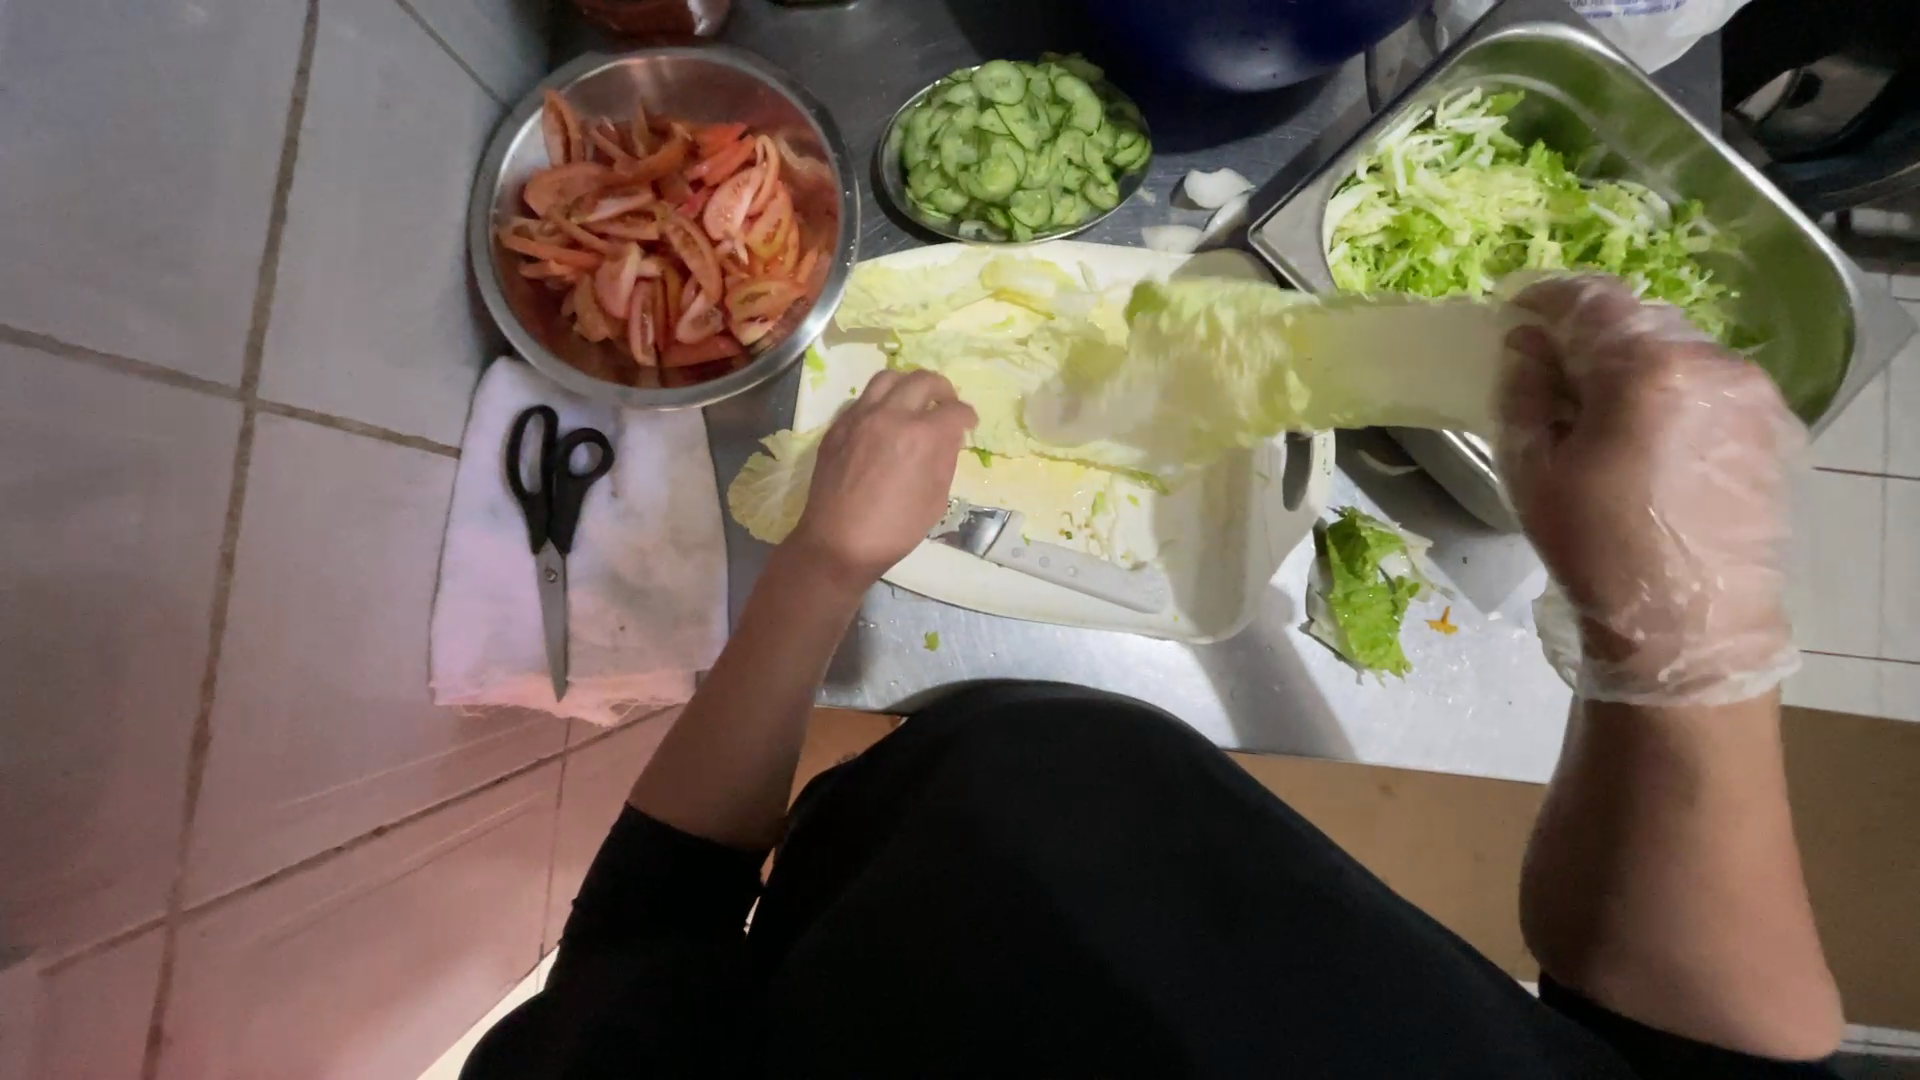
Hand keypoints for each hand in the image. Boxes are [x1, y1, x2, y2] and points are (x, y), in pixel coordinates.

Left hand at [784, 369, 978, 591]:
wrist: (840, 542)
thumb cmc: (896, 529)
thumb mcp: (936, 498)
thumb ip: (945, 458)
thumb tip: (949, 436)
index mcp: (922, 436)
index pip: (955, 410)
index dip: (967, 416)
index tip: (969, 423)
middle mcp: (891, 416)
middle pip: (923, 380)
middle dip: (943, 389)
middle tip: (946, 403)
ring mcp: (860, 417)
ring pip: (888, 378)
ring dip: (908, 385)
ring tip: (914, 401)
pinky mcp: (838, 427)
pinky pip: (863, 399)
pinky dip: (881, 402)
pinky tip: (885, 421)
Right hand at [1497, 276, 1804, 704]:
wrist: (1686, 613)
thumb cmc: (1590, 539)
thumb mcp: (1531, 464)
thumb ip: (1526, 390)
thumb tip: (1526, 341)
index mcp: (1645, 371)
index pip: (1593, 300)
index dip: (1546, 295)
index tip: (1513, 305)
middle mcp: (1711, 364)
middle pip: (1639, 319)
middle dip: (1587, 330)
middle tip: (1543, 360)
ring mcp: (1753, 392)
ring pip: (1677, 348)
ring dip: (1628, 358)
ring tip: (1590, 400)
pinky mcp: (1772, 423)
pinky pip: (1707, 380)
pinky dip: (1665, 384)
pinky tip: (1639, 427)